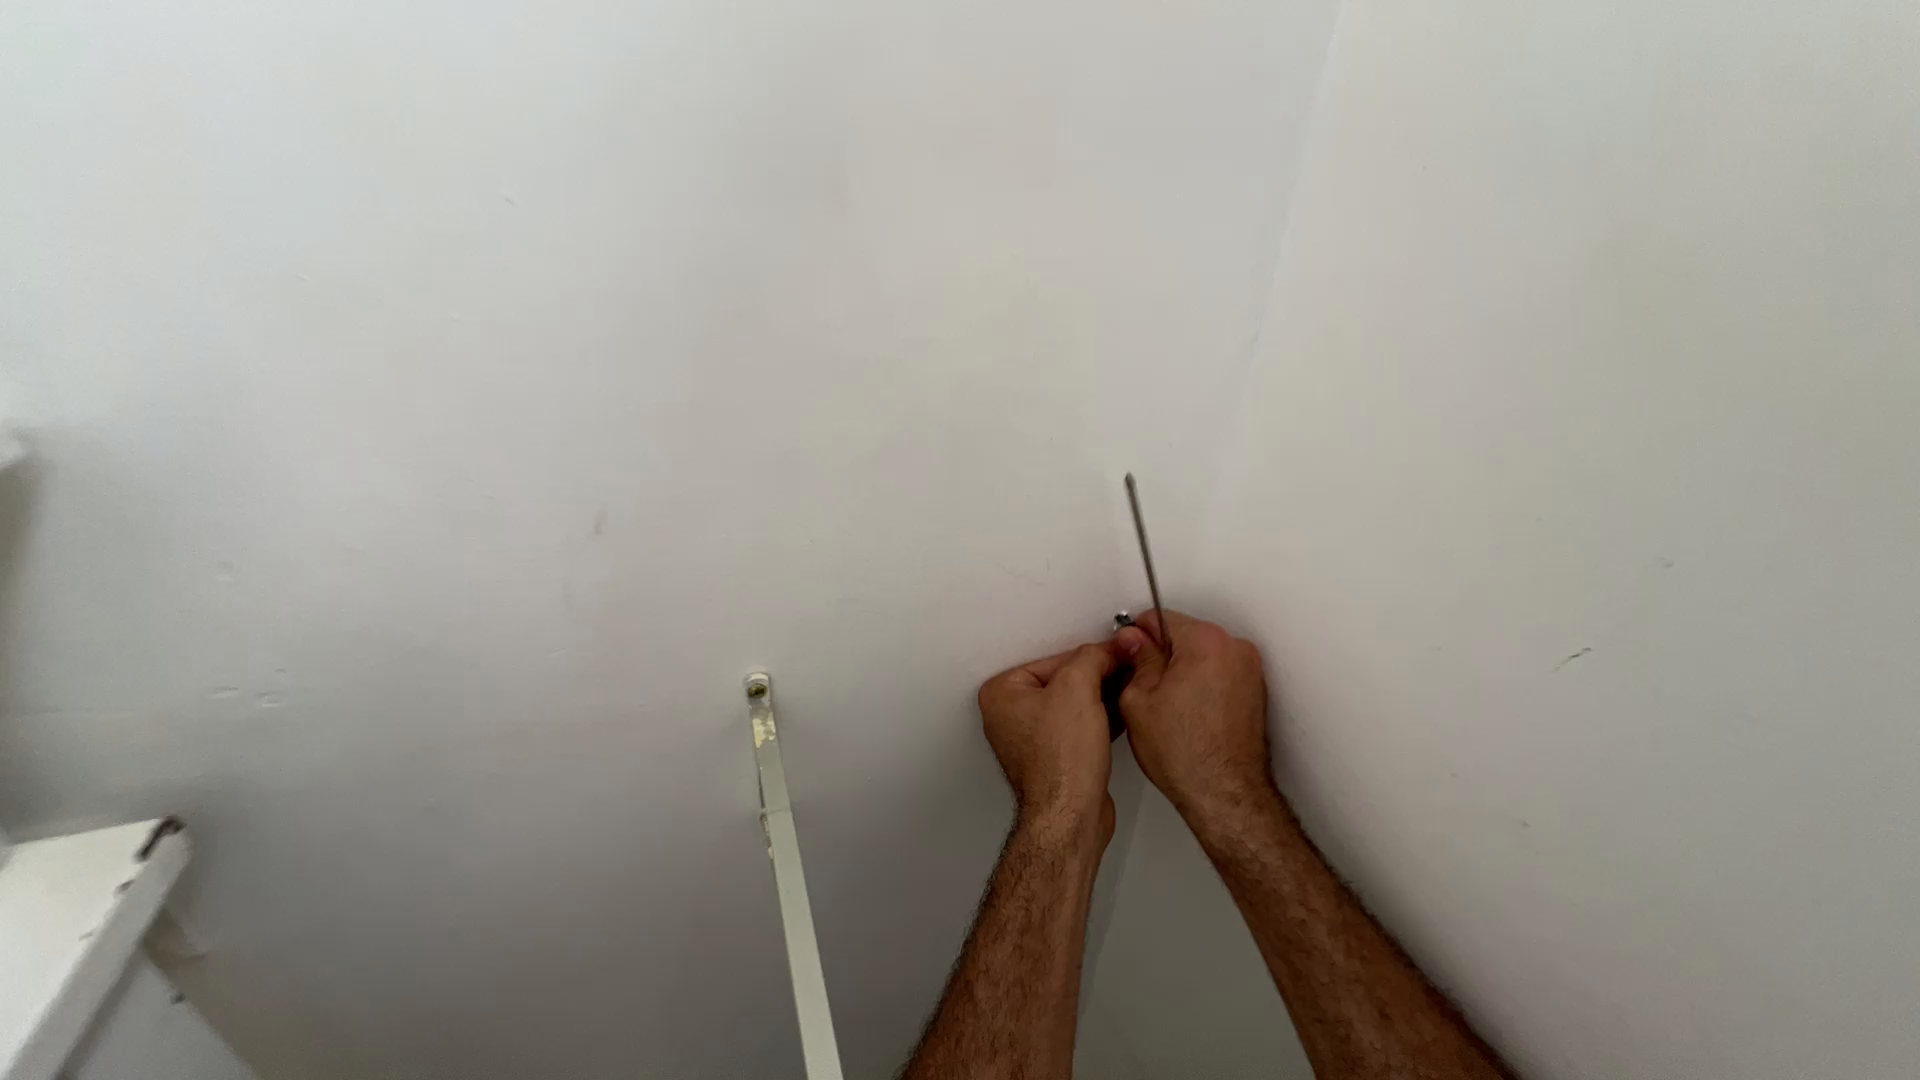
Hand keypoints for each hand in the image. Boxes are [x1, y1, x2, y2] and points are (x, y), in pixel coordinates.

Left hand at [978, 642, 1119, 834]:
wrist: (1071, 817)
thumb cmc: (1060, 764)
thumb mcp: (1078, 688)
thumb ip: (1092, 658)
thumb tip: (1105, 649)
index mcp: (1002, 693)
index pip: (1054, 659)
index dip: (1090, 656)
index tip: (1115, 653)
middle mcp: (1010, 716)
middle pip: (1063, 681)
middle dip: (1096, 677)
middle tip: (1123, 668)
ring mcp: (1031, 739)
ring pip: (1073, 705)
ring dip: (1101, 697)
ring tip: (1127, 690)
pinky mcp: (1053, 758)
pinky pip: (1079, 728)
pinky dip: (1100, 719)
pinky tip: (1121, 714)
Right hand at [1114, 611, 1276, 828]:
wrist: (1225, 794)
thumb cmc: (1187, 755)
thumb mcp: (1138, 699)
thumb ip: (1136, 659)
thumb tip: (1134, 641)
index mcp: (1204, 641)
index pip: (1159, 617)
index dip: (1136, 637)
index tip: (1129, 656)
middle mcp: (1234, 649)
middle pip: (1184, 635)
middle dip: (1162, 656)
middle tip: (1145, 689)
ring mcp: (1249, 671)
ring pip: (1201, 657)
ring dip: (1183, 672)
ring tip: (1169, 708)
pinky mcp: (1255, 693)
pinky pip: (1218, 675)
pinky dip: (1202, 687)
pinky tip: (1188, 716)